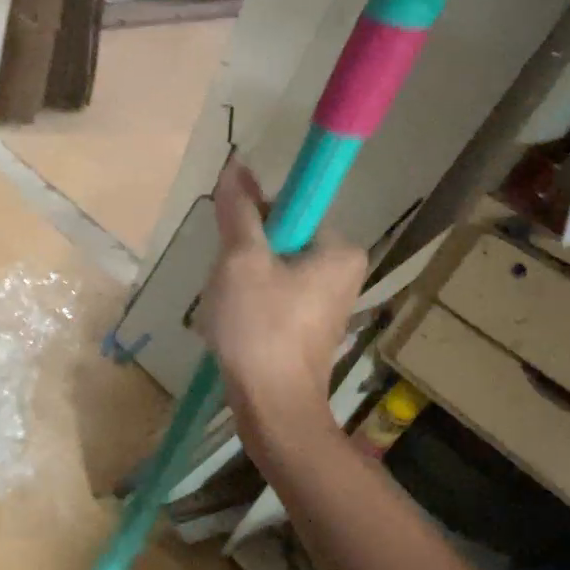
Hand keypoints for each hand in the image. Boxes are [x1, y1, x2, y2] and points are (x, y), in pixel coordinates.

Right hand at [200, 162, 365, 425]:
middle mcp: (344, 274)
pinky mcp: (308, 332)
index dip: (255, 220)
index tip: (229, 247)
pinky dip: (249, 308)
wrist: (272, 403)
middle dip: (244, 258)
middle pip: (281, 243)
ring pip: (273, 274)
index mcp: (340, 249)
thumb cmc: (259, 326)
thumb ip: (238, 212)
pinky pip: (274, 302)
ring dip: (241, 285)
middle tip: (225, 283)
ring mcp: (328, 306)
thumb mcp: (240, 261)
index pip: (292, 212)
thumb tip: (235, 166)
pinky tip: (234, 327)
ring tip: (227, 309)